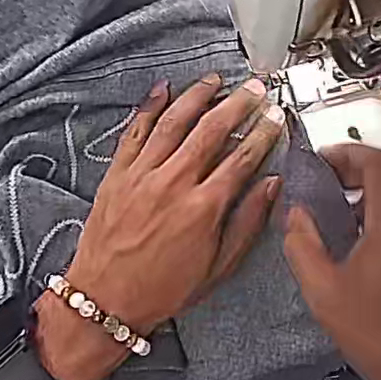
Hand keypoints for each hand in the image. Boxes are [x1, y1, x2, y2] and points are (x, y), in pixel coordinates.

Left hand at [43, 73, 284, 379]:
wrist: (105, 299)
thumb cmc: (163, 288)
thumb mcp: (218, 267)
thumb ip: (247, 222)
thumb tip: (271, 186)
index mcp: (203, 207)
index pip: (241, 157)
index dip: (263, 133)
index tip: (275, 119)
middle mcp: (173, 183)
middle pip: (212, 129)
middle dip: (239, 104)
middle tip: (255, 89)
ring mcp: (142, 174)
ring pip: (174, 121)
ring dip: (198, 95)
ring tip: (216, 80)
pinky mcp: (118, 174)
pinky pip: (135, 130)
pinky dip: (149, 107)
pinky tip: (163, 90)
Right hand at [283, 145, 380, 379]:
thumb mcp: (323, 292)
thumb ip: (302, 245)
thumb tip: (295, 217)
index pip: (378, 163)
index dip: (348, 152)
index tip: (325, 159)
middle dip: (350, 176)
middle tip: (322, 186)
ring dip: (362, 202)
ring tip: (333, 219)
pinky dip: (376, 223)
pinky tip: (355, 249)